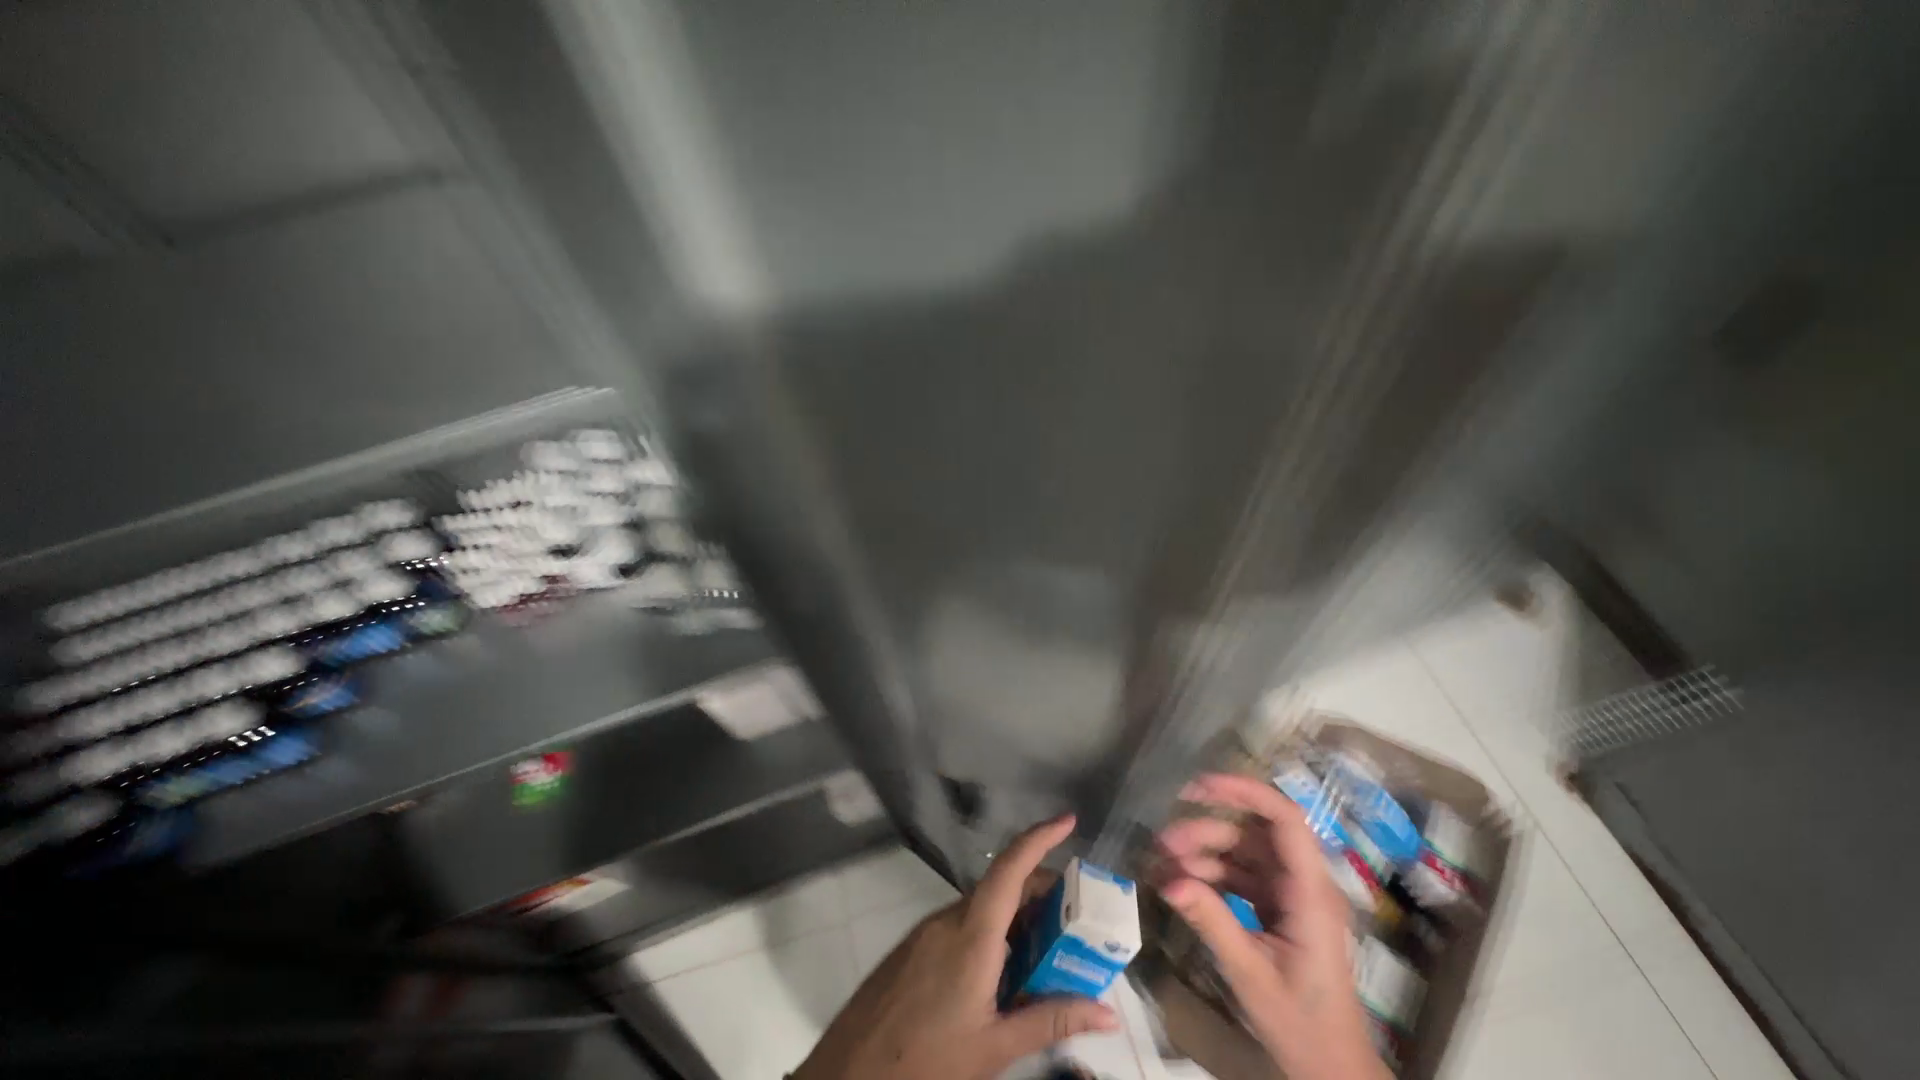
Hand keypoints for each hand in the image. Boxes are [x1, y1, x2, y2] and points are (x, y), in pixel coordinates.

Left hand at [794, 815, 1118, 1079]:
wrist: (848, 1074)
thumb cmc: (925, 1061)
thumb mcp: (995, 1046)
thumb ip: (1051, 1022)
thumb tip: (1107, 1013)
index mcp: (972, 937)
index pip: (1009, 871)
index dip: (1039, 839)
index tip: (1068, 821)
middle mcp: (947, 922)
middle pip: (1001, 888)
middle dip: (1042, 892)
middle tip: (1079, 919)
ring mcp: (925, 934)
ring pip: (980, 909)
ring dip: (1016, 917)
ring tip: (1049, 951)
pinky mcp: (911, 949)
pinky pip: (960, 926)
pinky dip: (990, 933)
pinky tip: (1004, 972)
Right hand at [1157, 773, 1388, 1079]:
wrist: (1330, 1066)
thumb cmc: (1299, 1021)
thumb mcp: (1249, 972)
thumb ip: (1211, 921)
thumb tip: (1167, 880)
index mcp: (1311, 893)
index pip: (1285, 820)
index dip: (1245, 792)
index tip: (1198, 786)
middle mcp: (1305, 884)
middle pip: (1256, 835)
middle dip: (1208, 830)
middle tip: (1163, 843)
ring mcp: (1293, 897)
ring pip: (1246, 854)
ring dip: (1205, 854)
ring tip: (1163, 864)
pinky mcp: (1280, 911)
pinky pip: (1244, 879)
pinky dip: (1212, 877)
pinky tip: (1180, 883)